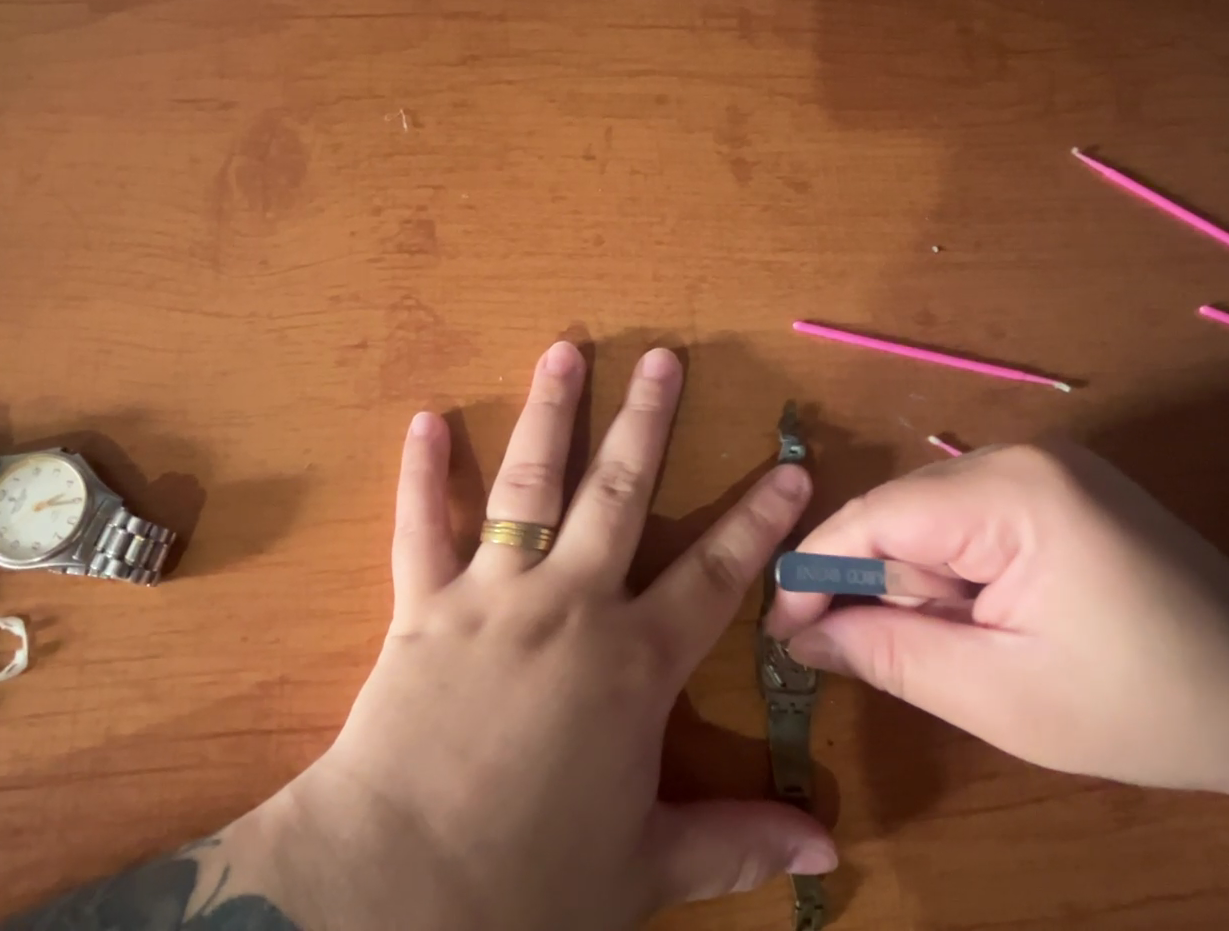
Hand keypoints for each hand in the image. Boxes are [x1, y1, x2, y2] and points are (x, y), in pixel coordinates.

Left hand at [250, 343, 833, 930]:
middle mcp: (569, 606)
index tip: (790, 467)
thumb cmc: (532, 879)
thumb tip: (828, 854)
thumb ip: (736, 844)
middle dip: (645, 422)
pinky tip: (425, 418)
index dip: (757, 522)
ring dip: (547, 416)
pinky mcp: (421, 605)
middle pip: (618, 495)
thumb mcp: (646, 867)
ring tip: (562, 351)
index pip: (715, 576)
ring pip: (526, 487)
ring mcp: (491, 596)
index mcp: (633, 663)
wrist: (400, 885)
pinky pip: (419, 526)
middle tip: (662, 357)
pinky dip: (421, 473)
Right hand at [768, 443, 1228, 800]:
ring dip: (920, 588)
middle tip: (891, 658)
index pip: (871, 518)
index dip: (815, 574)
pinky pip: (959, 522)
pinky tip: (993, 620)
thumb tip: (796, 635)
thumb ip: (883, 652)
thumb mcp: (995, 695)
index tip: (782, 634)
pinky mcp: (1052, 487)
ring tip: (973, 647)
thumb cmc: (1146, 709)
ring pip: (922, 522)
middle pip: (895, 516)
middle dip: (878, 588)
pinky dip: (952, 576)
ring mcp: (1040, 466)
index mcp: (1010, 492)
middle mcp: (1018, 456)